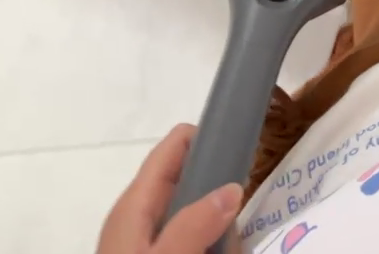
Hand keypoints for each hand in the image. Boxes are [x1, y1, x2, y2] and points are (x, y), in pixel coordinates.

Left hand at [96, 125, 242, 253]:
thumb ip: (196, 223)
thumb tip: (233, 187)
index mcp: (134, 202)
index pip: (176, 144)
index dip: (209, 137)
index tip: (244, 149)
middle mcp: (138, 216)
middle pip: (190, 180)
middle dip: (219, 193)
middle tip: (240, 215)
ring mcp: (144, 242)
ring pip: (194, 214)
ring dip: (217, 225)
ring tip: (231, 244)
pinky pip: (189, 239)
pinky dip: (208, 243)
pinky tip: (219, 252)